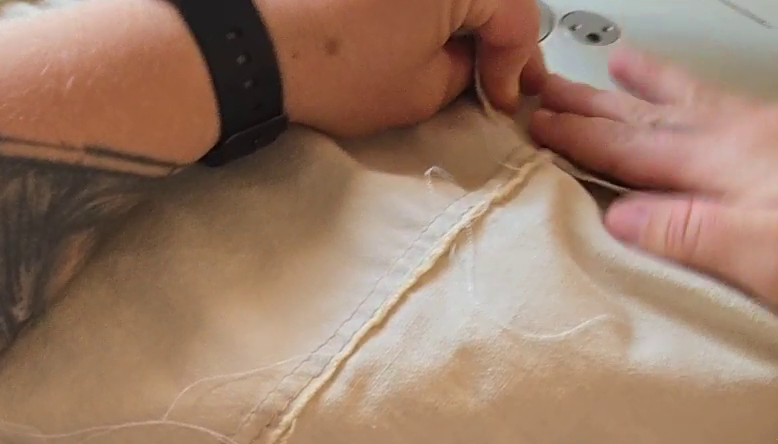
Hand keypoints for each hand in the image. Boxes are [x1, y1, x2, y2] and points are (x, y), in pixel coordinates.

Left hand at [259, 0, 546, 136]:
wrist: (259, 44)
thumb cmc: (335, 65)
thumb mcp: (420, 93)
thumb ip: (462, 76)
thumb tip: (469, 67)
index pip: (519, 17)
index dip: (515, 67)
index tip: (503, 98)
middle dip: (495, 36)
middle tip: (494, 75)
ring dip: (464, 21)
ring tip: (459, 57)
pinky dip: (429, 10)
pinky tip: (425, 35)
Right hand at [528, 50, 777, 337]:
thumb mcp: (767, 257)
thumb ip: (688, 231)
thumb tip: (620, 214)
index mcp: (732, 160)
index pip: (636, 146)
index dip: (581, 136)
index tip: (532, 123)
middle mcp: (754, 133)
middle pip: (658, 113)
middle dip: (598, 101)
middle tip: (548, 84)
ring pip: (698, 102)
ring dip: (650, 85)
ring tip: (617, 59)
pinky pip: (734, 110)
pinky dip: (701, 97)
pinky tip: (704, 99)